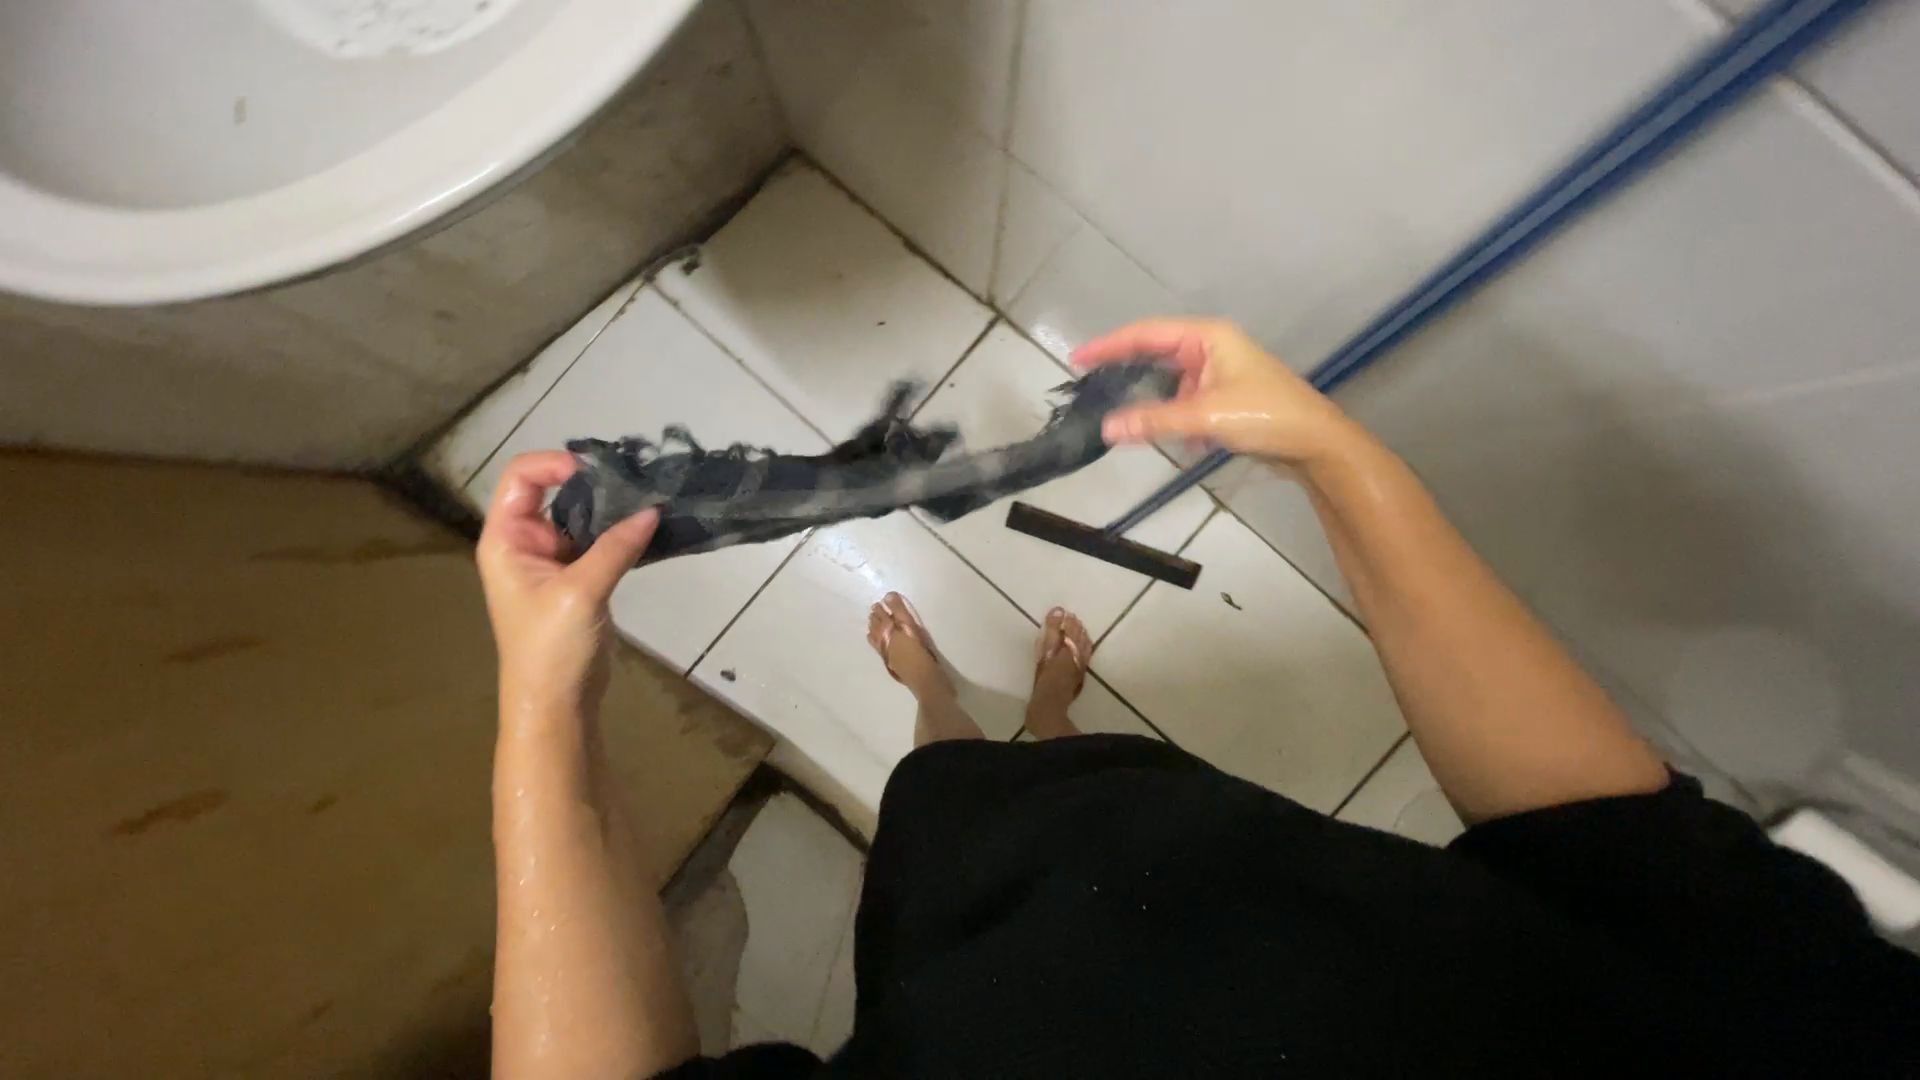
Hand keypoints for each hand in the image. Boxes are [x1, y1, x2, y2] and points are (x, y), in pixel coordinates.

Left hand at [476, 451, 659, 726]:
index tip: (599, 470)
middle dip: (594, 482)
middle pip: (556, 492)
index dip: (555, 464)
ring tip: (650, 500)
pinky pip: (603, 542)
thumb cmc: (550, 647)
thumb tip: (654, 510)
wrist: (558, 702)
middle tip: (636, 481)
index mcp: (507, 539)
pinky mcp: (583, 579)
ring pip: (584, 517)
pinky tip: (651, 528)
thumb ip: (616, 548)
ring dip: (613, 508)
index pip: (522, 478)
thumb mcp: (580, 592)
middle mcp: (528, 543)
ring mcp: (557, 561)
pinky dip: (624, 532)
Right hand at [1073, 318, 1356, 465]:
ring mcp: (1217, 374)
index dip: (1109, 345)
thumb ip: (1154, 421)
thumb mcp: (1205, 417)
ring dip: (1148, 399)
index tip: (1077, 358)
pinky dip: (1170, 417)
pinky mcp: (1222, 399)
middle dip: (1123, 369)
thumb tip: (1106, 429)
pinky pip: (1183, 402)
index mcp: (1207, 337)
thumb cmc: (1265, 417)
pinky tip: (1167, 437)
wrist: (1315, 443)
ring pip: (1168, 382)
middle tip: (1086, 381)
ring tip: (1117, 411)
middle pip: (1155, 354)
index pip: (1146, 334)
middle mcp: (1210, 349)